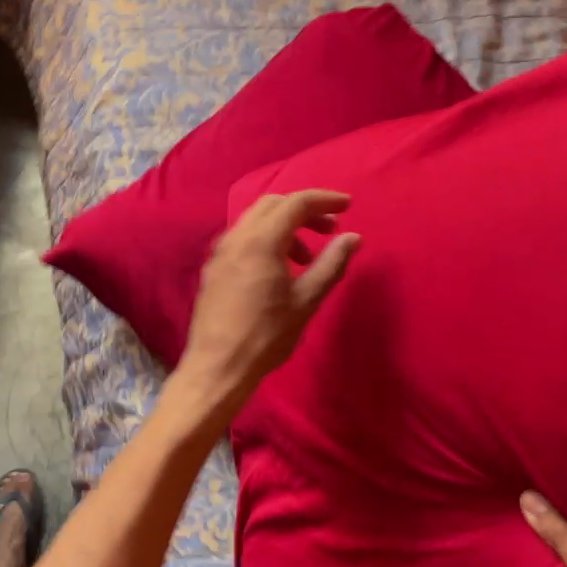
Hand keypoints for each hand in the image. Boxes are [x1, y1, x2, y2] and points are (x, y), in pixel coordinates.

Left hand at [173, 190, 360, 419]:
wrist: (217, 366)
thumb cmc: (266, 336)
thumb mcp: (306, 302)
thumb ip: (331, 264)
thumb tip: (353, 237)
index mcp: (261, 241)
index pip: (296, 203)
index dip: (325, 200)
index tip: (347, 205)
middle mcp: (236, 238)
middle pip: (273, 205)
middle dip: (304, 211)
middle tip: (329, 230)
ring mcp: (219, 252)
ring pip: (255, 221)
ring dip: (284, 228)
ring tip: (306, 259)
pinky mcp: (213, 269)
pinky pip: (242, 239)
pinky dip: (265, 240)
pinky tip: (278, 269)